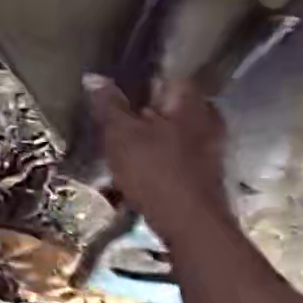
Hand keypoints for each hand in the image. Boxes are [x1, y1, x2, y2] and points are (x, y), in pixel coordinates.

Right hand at [84, 75, 233, 238]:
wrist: (189, 226)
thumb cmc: (154, 170)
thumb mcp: (120, 132)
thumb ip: (108, 104)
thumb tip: (94, 76)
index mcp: (191, 106)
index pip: (168, 78)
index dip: (140, 79)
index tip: (114, 86)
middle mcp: (207, 124)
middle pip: (168, 107)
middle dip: (140, 111)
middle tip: (110, 116)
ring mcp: (208, 152)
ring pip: (168, 133)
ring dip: (144, 137)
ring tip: (114, 144)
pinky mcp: (201, 176)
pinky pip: (171, 156)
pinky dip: (151, 158)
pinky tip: (130, 168)